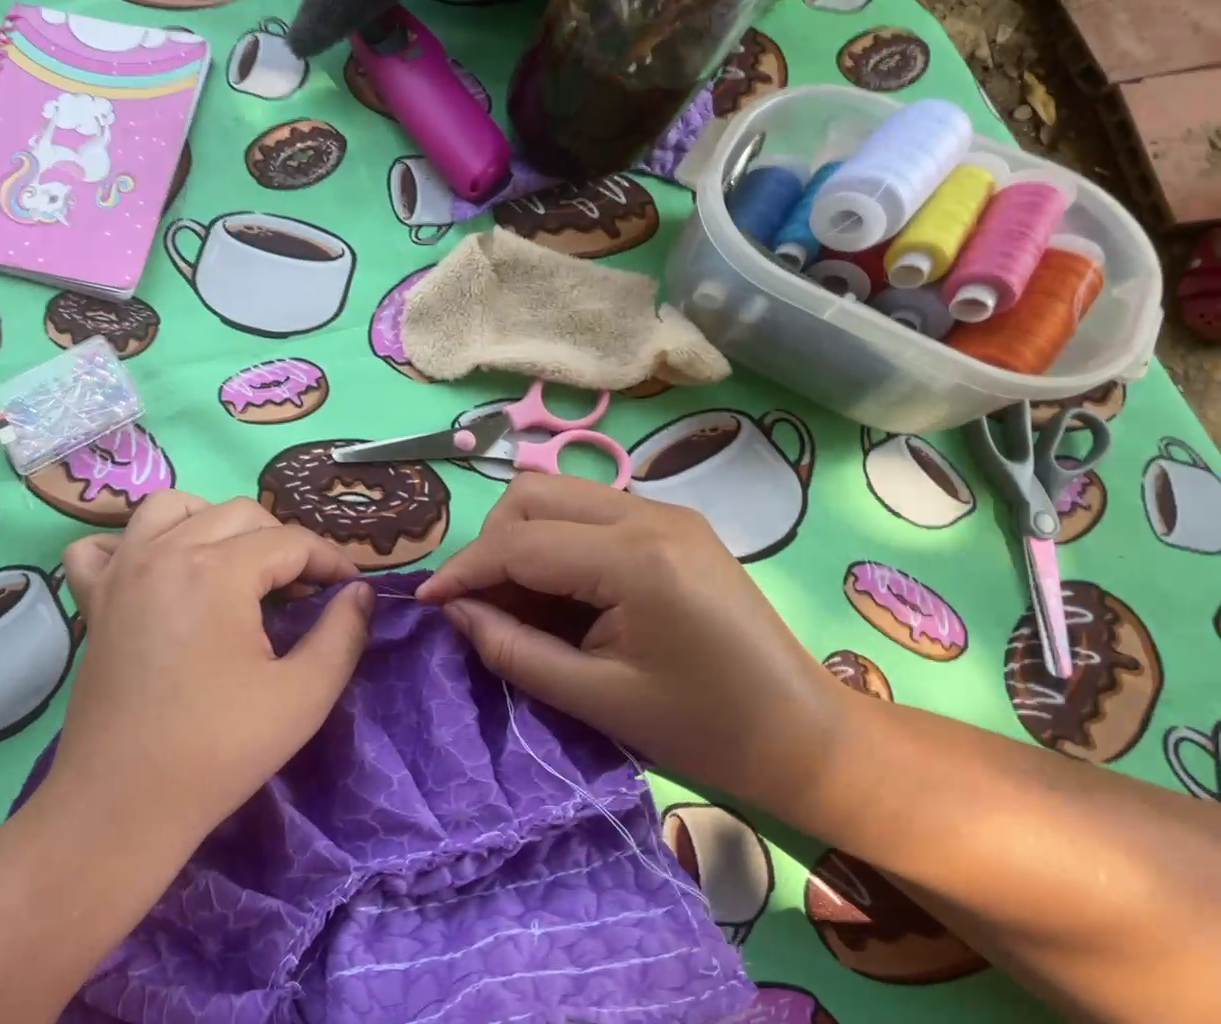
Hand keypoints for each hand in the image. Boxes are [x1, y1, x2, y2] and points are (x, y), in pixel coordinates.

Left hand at [47, 491, 375, 839]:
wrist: (125, 800)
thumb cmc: (219, 749)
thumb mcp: (302, 696)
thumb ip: (341, 635)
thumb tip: (359, 593)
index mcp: (218, 571)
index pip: (289, 540)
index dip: (329, 558)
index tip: (349, 587)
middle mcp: (164, 553)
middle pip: (236, 513)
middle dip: (279, 540)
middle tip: (301, 588)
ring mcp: (120, 573)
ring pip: (168, 508)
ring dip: (211, 521)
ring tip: (234, 565)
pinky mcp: (93, 601)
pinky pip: (101, 547)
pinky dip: (128, 545)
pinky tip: (154, 574)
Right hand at [416, 475, 843, 806]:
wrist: (803, 734)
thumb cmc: (702, 729)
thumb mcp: (594, 700)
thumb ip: (512, 649)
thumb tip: (453, 610)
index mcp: (637, 559)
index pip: (519, 541)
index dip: (462, 570)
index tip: (425, 603)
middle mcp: (650, 515)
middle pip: (531, 494)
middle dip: (490, 545)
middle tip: (481, 605)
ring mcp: (665, 513)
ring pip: (555, 495)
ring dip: (520, 541)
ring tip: (518, 605)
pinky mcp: (671, 525)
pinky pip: (585, 513)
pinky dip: (553, 544)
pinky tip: (559, 596)